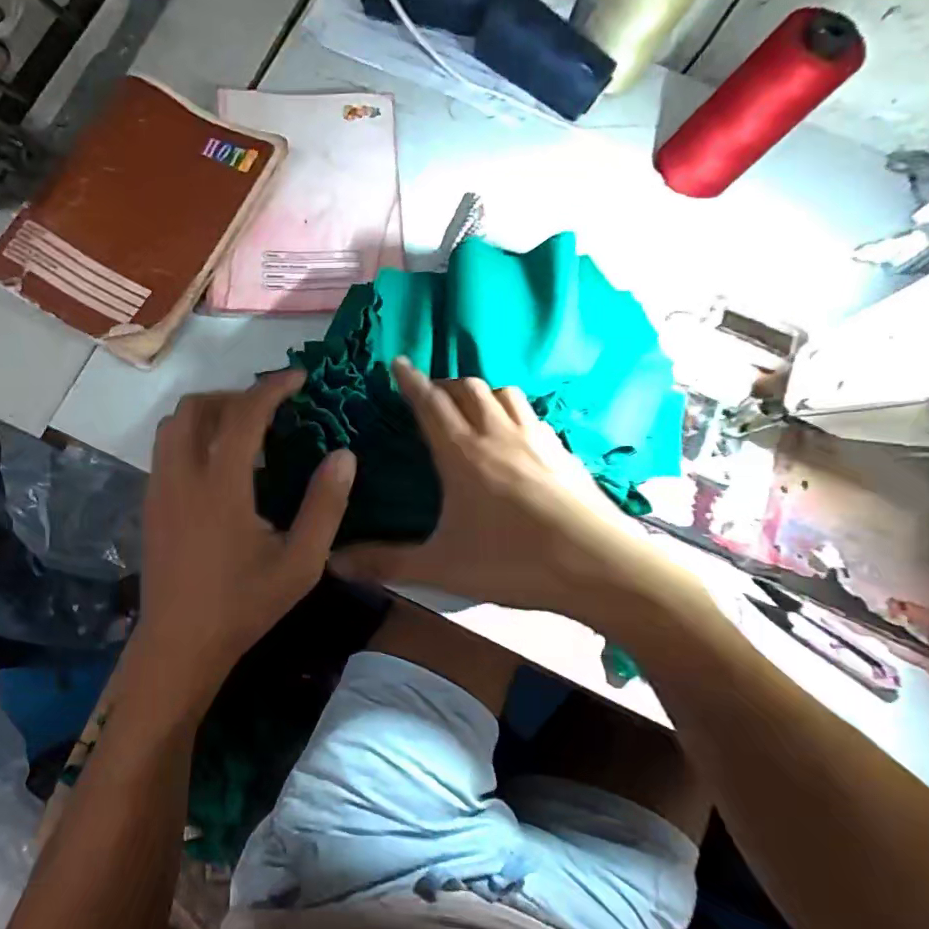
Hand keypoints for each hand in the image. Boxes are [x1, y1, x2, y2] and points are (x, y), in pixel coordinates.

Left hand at [137, 371, 353, 681]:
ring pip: (173, 425)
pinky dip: (194, 436)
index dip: (272, 389)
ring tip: (246, 431)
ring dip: (209, 413)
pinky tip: (221, 465)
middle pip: (196, 407)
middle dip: (234, 395)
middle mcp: (182, 476)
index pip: (243, 416)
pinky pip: (166, 448)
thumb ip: (325, 506)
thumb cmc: (245, 604)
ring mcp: (159, 488)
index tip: (298, 378)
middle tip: (270, 408)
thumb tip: (344, 455)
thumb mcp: (301, 562)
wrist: (180, 643)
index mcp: (220, 487)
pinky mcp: (150, 503)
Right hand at [331, 358, 687, 623]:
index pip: (429, 403)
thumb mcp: (441, 566)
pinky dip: (515, 412)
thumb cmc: (512, 562)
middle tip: (431, 398)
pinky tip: (517, 437)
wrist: (596, 564)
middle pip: (468, 387)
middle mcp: (498, 434)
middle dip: (444, 384)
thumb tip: (332, 563)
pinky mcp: (563, 451)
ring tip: (473, 410)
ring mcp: (536, 439)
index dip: (411, 381)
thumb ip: (386, 562)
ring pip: (505, 393)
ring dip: (483, 392)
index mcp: (462, 453)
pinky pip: (533, 415)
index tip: (400, 362)